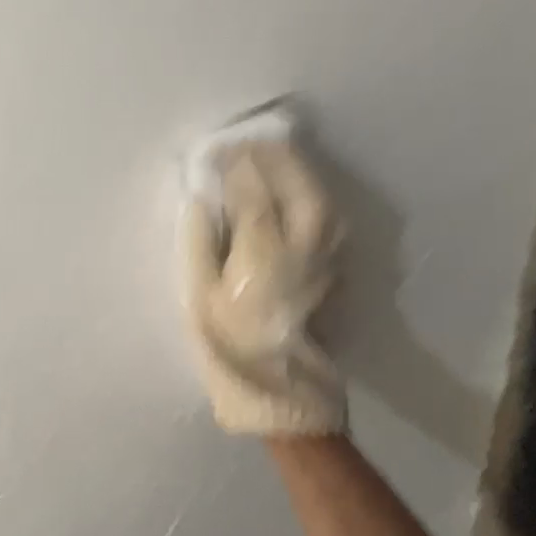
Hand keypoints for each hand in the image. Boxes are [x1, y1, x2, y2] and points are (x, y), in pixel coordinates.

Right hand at [181, 131, 348, 435]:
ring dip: (297, 170)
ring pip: (319, 197)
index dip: (236, 164)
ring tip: (274, 153)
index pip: (253, 190)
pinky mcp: (337, 268)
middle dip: (273, 156)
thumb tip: (202, 198)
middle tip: (250, 140)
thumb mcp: (198, 297)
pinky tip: (296, 188)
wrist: (286, 395)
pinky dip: (311, 193)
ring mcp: (327, 257)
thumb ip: (199, 239)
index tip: (219, 149)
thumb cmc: (231, 347)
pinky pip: (327, 216)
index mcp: (264, 253)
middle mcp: (303, 247)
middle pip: (296, 184)